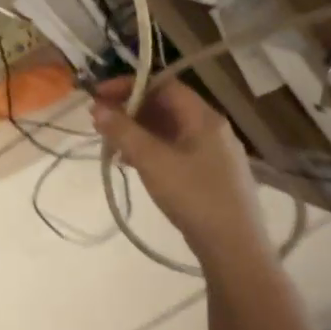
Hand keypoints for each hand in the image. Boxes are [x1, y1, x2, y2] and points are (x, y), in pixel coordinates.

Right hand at [90, 78, 268, 252]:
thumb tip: (97, 107)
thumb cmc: (193, 195)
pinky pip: (173, 147)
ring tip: (109, 143)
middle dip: (128, 109)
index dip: (128, 84)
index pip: (163, 84)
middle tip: (98, 121)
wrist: (233, 245)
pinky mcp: (208, 172)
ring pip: (167, 128)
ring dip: (135, 129)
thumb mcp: (151, 160)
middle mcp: (211, 128)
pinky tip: (130, 162)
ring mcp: (212, 151)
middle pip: (165, 105)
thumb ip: (122, 131)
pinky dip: (148, 147)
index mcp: (203, 118)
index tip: (98, 96)